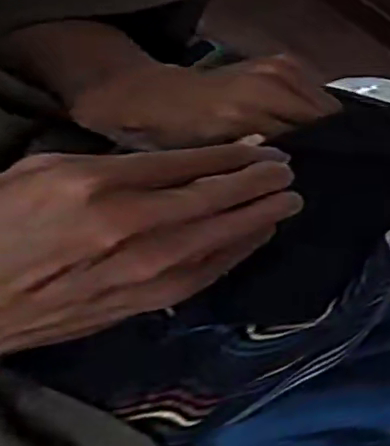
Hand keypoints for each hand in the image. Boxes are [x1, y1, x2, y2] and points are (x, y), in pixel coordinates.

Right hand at [0, 145, 302, 353]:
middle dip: (271, 177)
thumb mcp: (48, 173)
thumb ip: (137, 161)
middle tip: (285, 171)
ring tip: (286, 195)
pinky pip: (226, 260)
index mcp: (95, 186)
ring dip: (271, 208)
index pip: (203, 161)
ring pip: (242, 227)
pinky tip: (260, 227)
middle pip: (233, 192)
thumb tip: (218, 150)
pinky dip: (251, 239)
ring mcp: (148, 264)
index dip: (246, 154)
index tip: (269, 150)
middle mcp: (130, 223)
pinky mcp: (157, 295)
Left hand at [70, 54, 340, 149]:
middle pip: (322, 120)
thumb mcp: (194, 153)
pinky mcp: (285, 63)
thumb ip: (243, 157)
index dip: (307, 155)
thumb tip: (286, 161)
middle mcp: (264, 88)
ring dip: (320, 121)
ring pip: (327, 105)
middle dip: (320, 137)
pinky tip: (299, 116)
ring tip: (306, 135)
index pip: (301, 139)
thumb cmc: (161, 130)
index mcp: (238, 116)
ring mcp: (277, 71)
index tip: (305, 165)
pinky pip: (319, 91)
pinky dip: (314, 106)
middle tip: (312, 153)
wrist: (140, 91)